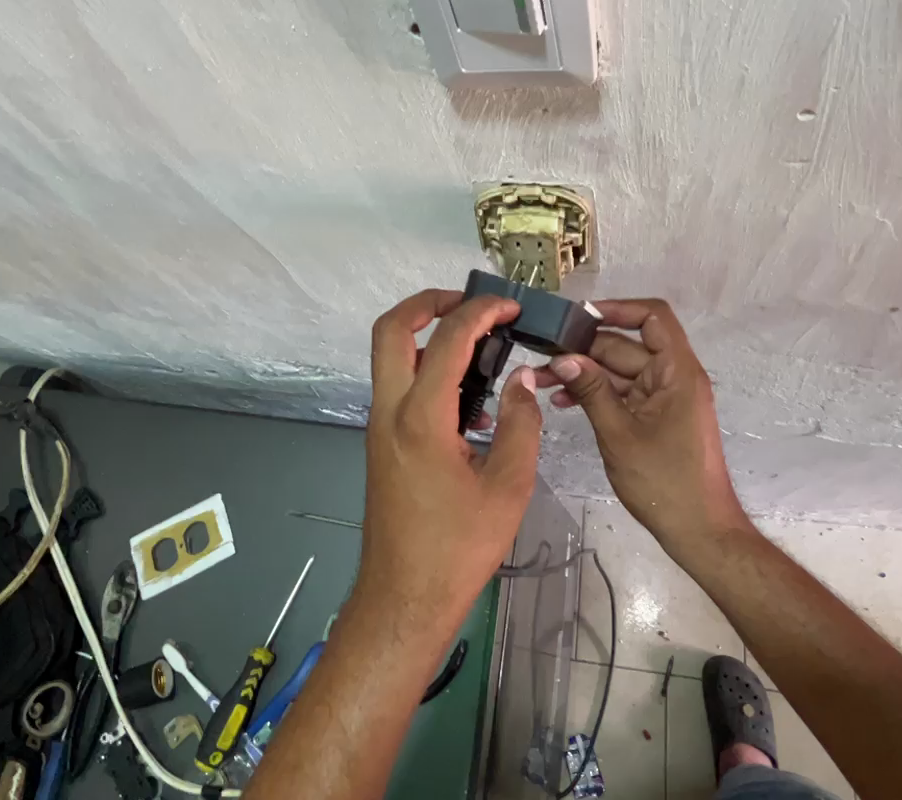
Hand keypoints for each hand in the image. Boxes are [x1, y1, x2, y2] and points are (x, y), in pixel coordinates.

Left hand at [355, 290, 543, 626]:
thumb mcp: (508, 487)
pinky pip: (395, 385)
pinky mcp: (380, 442)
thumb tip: (523, 380)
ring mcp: (378, 427)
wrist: (404, 598)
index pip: (447, 340)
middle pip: (390, 329)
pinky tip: (465, 395)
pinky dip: (423, 367)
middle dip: (428, 302)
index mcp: (420, 419)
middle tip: (471, 305)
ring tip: (475, 343)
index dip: (481, 312)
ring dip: (424, 334)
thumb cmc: (458, 548)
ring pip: (387, 355)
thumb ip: (520, 425)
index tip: (511, 307)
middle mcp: (389, 412)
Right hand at [536, 299, 748, 550]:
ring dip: (584, 373)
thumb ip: (591, 390)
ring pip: (619, 370)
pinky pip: (622, 393)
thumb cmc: (664, 481)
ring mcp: (663, 397)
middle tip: (542, 355)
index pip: (652, 318)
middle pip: (626, 345)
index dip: (617, 309)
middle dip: (584, 349)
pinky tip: (563, 402)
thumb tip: (562, 358)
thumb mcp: (619, 433)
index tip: (578, 318)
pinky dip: (596, 393)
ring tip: (543, 381)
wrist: (698, 530)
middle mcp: (673, 376)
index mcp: (677, 371)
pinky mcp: (654, 416)